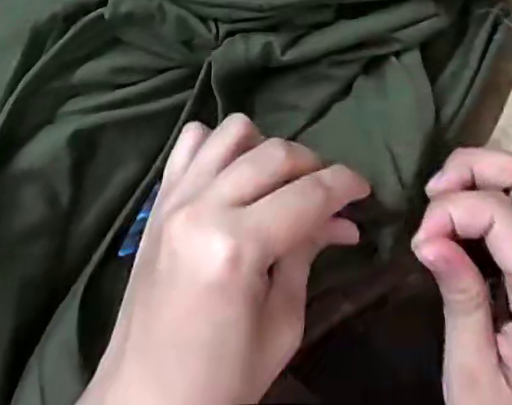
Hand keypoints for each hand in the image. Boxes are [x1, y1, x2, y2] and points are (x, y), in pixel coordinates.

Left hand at [82, 115, 369, 404]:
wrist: (147, 395)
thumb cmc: (222, 379)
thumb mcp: (281, 326)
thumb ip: (306, 256)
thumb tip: (338, 219)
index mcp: (235, 247)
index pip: (305, 195)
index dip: (343, 185)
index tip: (364, 188)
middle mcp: (202, 206)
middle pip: (273, 154)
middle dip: (314, 164)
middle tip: (332, 191)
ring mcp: (174, 196)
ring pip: (232, 132)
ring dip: (267, 147)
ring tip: (283, 182)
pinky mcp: (158, 198)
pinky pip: (191, 141)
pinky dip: (221, 145)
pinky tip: (236, 174)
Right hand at [413, 149, 511, 404]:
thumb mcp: (474, 378)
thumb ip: (460, 300)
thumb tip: (429, 236)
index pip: (503, 213)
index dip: (451, 211)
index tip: (419, 244)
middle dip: (474, 166)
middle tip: (432, 195)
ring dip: (482, 177)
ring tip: (441, 204)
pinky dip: (490, 197)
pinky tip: (460, 222)